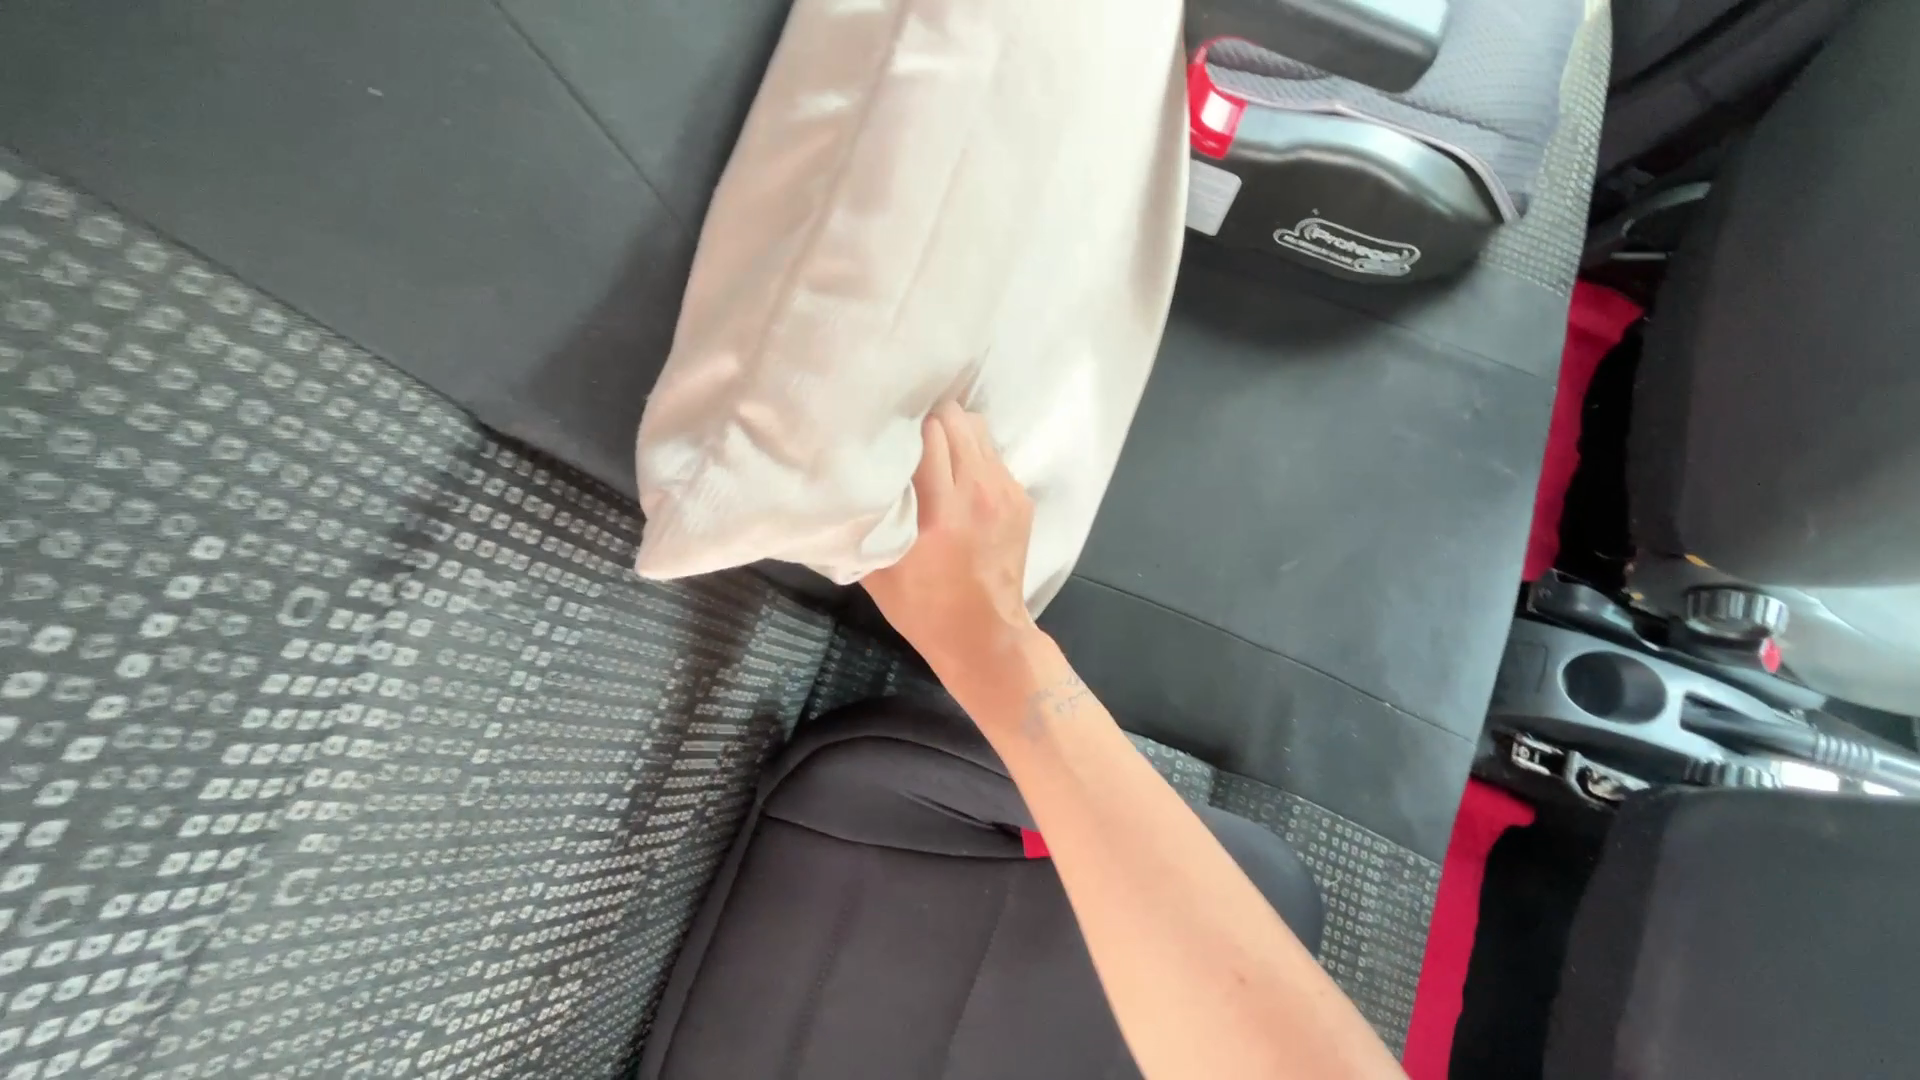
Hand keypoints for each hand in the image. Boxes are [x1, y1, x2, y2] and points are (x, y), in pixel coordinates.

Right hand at [863, 402, 1038, 675]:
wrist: (985, 635)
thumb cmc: (923, 607)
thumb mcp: (877, 570)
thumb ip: (864, 524)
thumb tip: (841, 488)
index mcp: (940, 509)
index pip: (929, 432)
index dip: (907, 422)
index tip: (887, 425)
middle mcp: (977, 491)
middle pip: (956, 419)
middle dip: (930, 417)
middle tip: (909, 430)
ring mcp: (1005, 492)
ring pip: (979, 429)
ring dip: (955, 431)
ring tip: (935, 448)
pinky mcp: (1021, 499)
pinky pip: (994, 455)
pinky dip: (974, 455)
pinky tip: (959, 476)